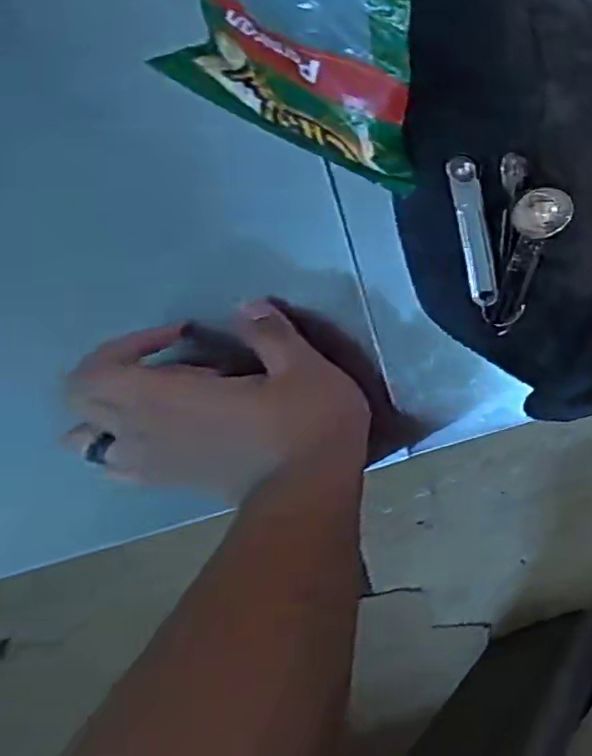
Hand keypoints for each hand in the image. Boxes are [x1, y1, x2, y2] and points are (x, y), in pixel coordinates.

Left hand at [63, 300, 371, 502]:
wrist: (308, 483)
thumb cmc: (308, 420)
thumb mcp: (306, 367)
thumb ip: (272, 335)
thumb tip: (249, 306)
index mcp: (163, 397)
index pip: (98, 370)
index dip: (130, 345)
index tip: (185, 334)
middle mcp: (138, 428)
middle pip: (85, 400)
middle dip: (122, 372)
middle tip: (184, 362)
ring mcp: (147, 459)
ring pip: (92, 436)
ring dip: (117, 412)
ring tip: (171, 400)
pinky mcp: (165, 479)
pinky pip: (117, 461)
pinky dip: (129, 443)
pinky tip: (174, 433)